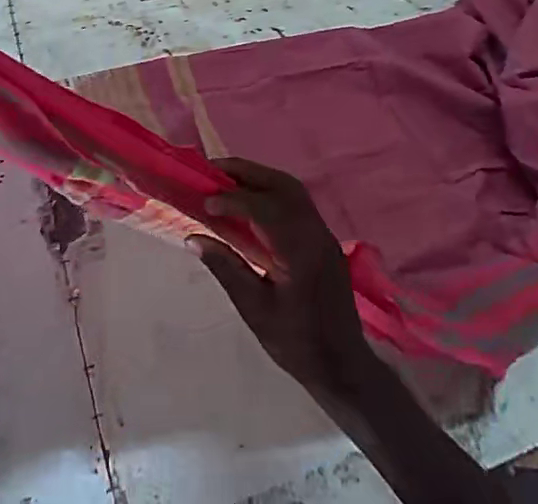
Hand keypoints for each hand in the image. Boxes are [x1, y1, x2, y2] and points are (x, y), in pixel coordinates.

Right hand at [188, 158, 377, 398]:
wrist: (344, 367)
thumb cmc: (297, 343)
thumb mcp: (255, 309)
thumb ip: (226, 268)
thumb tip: (193, 239)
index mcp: (301, 252)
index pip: (265, 208)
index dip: (233, 199)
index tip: (204, 202)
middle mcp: (317, 234)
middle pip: (283, 185)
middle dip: (246, 172)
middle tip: (211, 171)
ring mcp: (324, 235)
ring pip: (292, 190)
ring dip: (258, 178)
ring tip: (226, 181)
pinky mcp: (323, 240)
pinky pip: (296, 202)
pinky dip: (270, 192)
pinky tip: (248, 202)